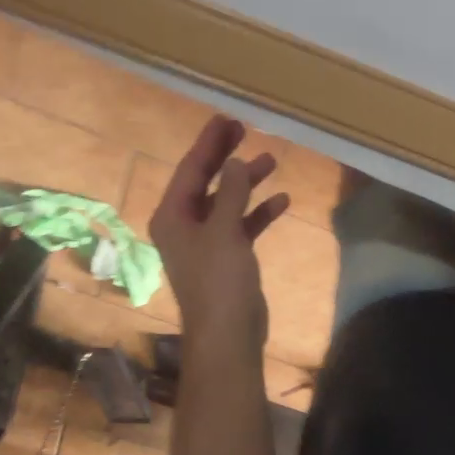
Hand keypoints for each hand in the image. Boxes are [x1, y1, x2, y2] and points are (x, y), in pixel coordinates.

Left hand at [149, 115, 289, 350]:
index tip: (228, 120)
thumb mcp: (224, 232)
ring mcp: (206, 243)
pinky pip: (242, 226)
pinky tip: (282, 202)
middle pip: (207, 182)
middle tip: (246, 131)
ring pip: (228, 203)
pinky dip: (259, 213)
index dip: (210, 144)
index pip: (191, 169)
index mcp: (173, 215)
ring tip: (272, 162)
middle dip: (227, 158)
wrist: (227, 333)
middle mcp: (185, 225)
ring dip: (248, 184)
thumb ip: (233, 194)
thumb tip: (237, 162)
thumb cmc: (219, 281)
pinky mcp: (228, 259)